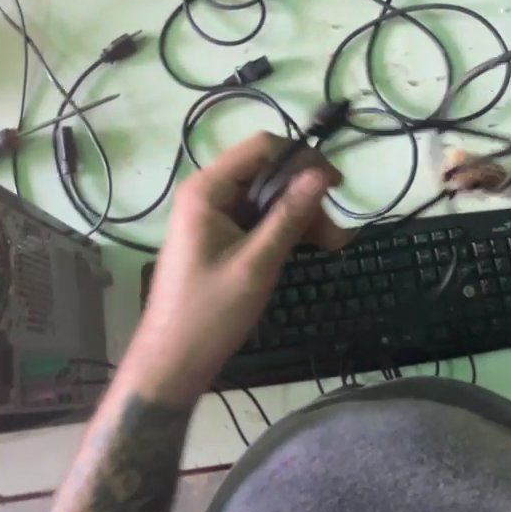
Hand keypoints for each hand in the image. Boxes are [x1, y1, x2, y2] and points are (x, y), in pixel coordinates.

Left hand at [120, 133, 348, 403]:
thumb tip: (321, 174)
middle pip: (269, 173)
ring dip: (303, 215)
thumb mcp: (256, 264)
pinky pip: (261, 218)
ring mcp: (215, 213)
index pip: (262, 148)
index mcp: (207, 189)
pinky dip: (288, 229)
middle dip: (306, 196)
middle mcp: (210, 192)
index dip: (302, 159)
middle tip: (338, 232)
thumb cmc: (209, 313)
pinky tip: (316, 247)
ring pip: (270, 197)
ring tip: (335, 245)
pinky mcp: (223, 234)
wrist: (172, 363)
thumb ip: (289, 216)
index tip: (335, 185)